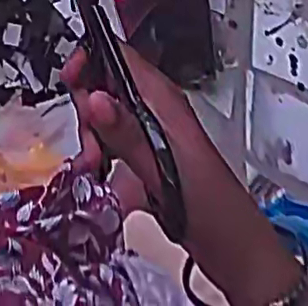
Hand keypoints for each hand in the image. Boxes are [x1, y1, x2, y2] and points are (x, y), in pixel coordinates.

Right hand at [61, 42, 199, 209]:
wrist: (236, 254)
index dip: (88, 58)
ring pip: (103, 111)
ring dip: (90, 134)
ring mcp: (149, 128)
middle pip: (103, 82)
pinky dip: (99, 150)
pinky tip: (101, 171)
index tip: (71, 79)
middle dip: (86, 106)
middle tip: (89, 138)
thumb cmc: (214, 210)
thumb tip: (94, 98)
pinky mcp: (145, 150)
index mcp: (160, 97)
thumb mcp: (163, 169)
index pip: (116, 53)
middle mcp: (154, 106)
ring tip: (95, 162)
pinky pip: (111, 137)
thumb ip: (126, 132)